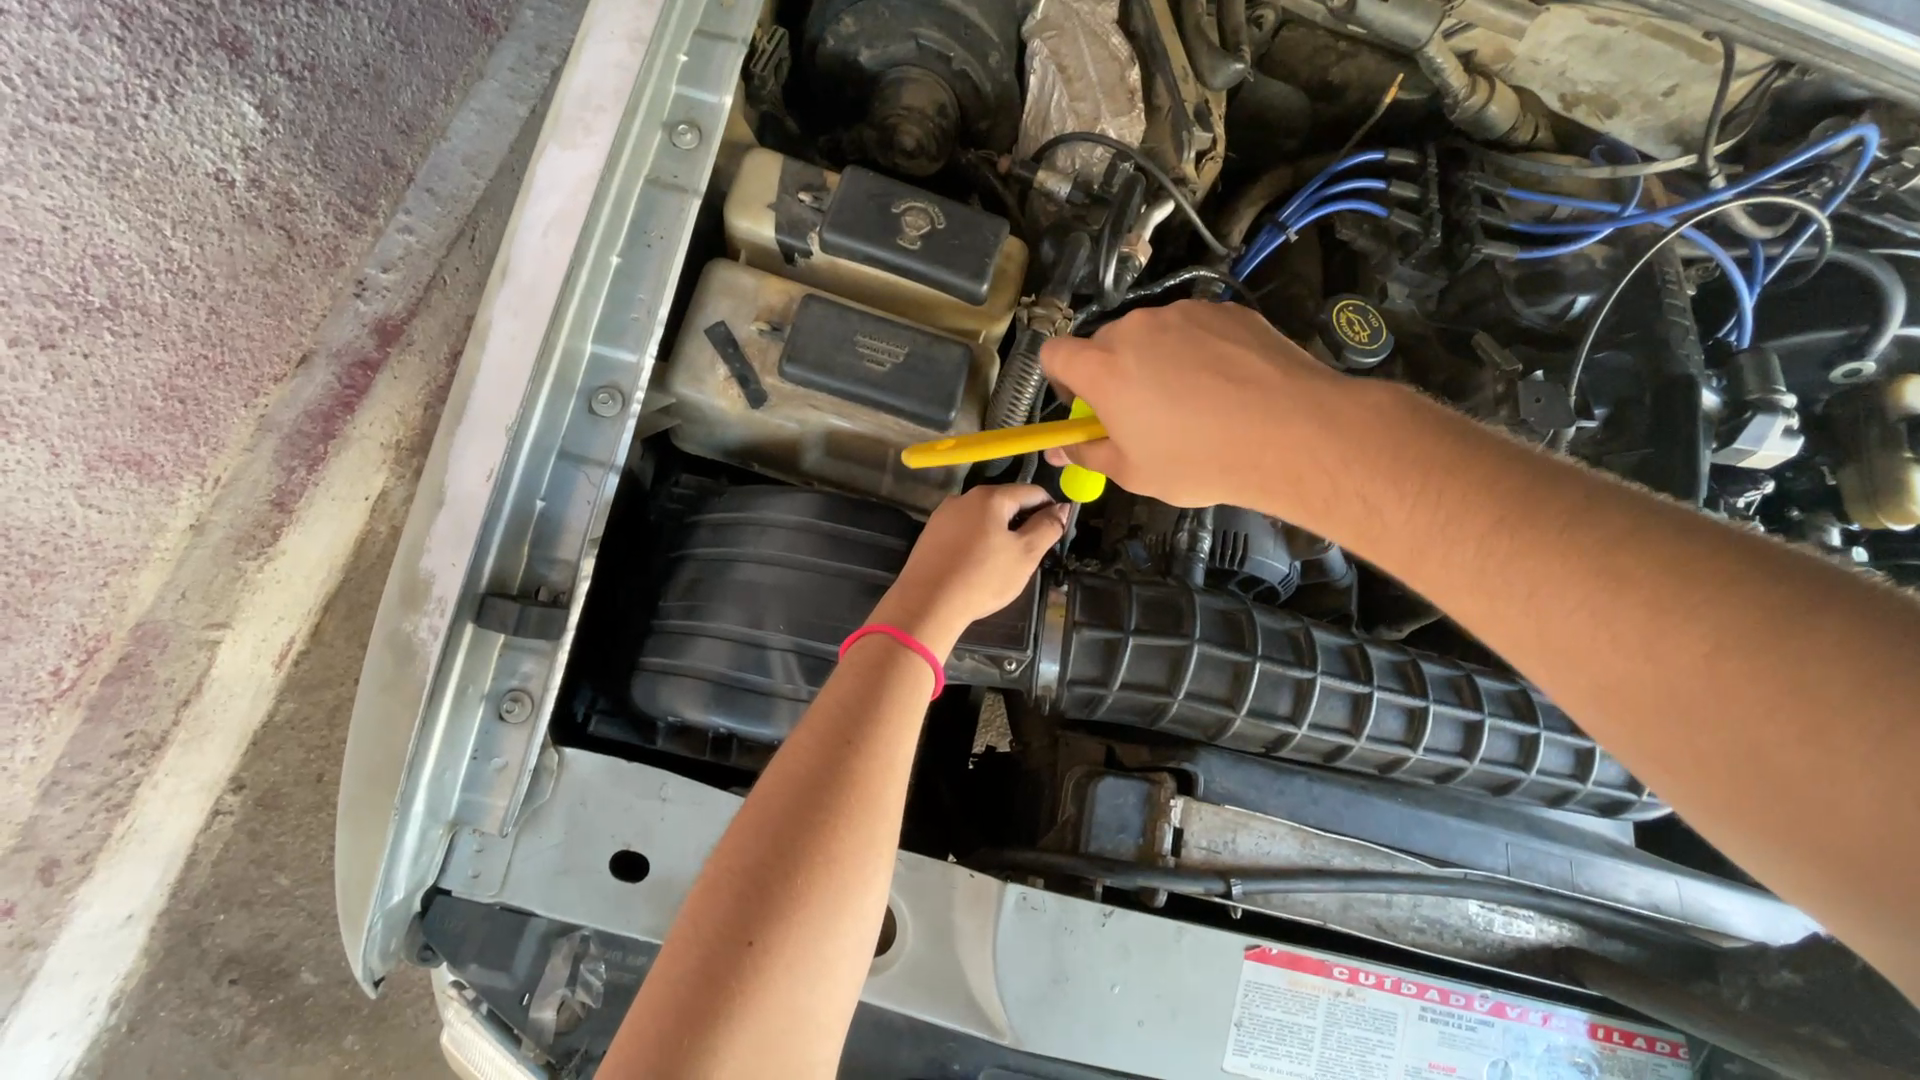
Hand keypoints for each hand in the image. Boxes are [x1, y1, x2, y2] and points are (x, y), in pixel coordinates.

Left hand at [869, 485, 1067, 657]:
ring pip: (983, 517)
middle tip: (1033, 551)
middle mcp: (964, 497)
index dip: (1050, 508)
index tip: (1057, 531)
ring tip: (1006, 561)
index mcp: (990, 497)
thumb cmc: (982, 578)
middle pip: (1005, 502)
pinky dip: (978, 540)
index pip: (1031, 492)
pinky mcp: (930, 534)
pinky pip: (964, 530)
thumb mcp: (1025, 555)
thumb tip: (1062, 508)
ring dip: (1000, 532)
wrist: (927, 604)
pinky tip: (979, 564)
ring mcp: (943, 515)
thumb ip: (1047, 527)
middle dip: (1023, 521)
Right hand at [1041, 300, 1373, 516]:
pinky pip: (1195, 329)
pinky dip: (1200, 351)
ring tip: (1197, 401)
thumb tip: (1058, 447)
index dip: (1062, 380)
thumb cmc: (1200, 461)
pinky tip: (1229, 385)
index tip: (1085, 405)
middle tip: (1145, 414)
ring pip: (1153, 335)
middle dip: (1115, 373)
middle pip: (1105, 344)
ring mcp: (1184, 313)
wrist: (1292, 433)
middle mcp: (1136, 328)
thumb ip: (1087, 453)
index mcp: (1103, 368)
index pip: (1054, 354)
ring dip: (1158, 360)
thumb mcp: (1133, 473)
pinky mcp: (1225, 309)